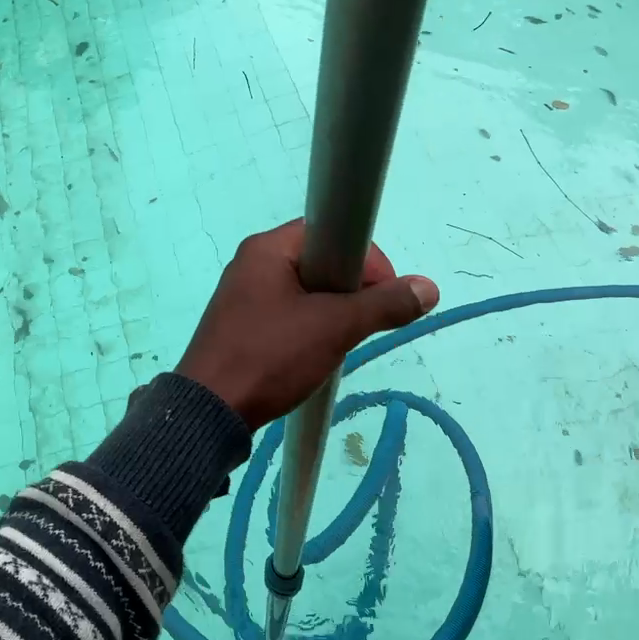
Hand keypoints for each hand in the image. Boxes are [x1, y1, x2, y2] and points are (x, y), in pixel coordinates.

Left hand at [175, 220, 438, 430]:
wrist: (209, 409)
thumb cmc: (270, 355)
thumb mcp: (334, 328)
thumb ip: (383, 305)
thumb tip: (429, 287)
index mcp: (266, 248)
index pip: (330, 230)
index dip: (364, 258)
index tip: (382, 294)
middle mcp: (251, 262)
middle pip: (319, 260)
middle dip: (351, 289)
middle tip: (362, 324)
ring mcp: (242, 293)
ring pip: (305, 289)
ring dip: (331, 312)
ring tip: (339, 342)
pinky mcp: (240, 322)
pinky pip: (287, 311)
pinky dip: (308, 326)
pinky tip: (314, 353)